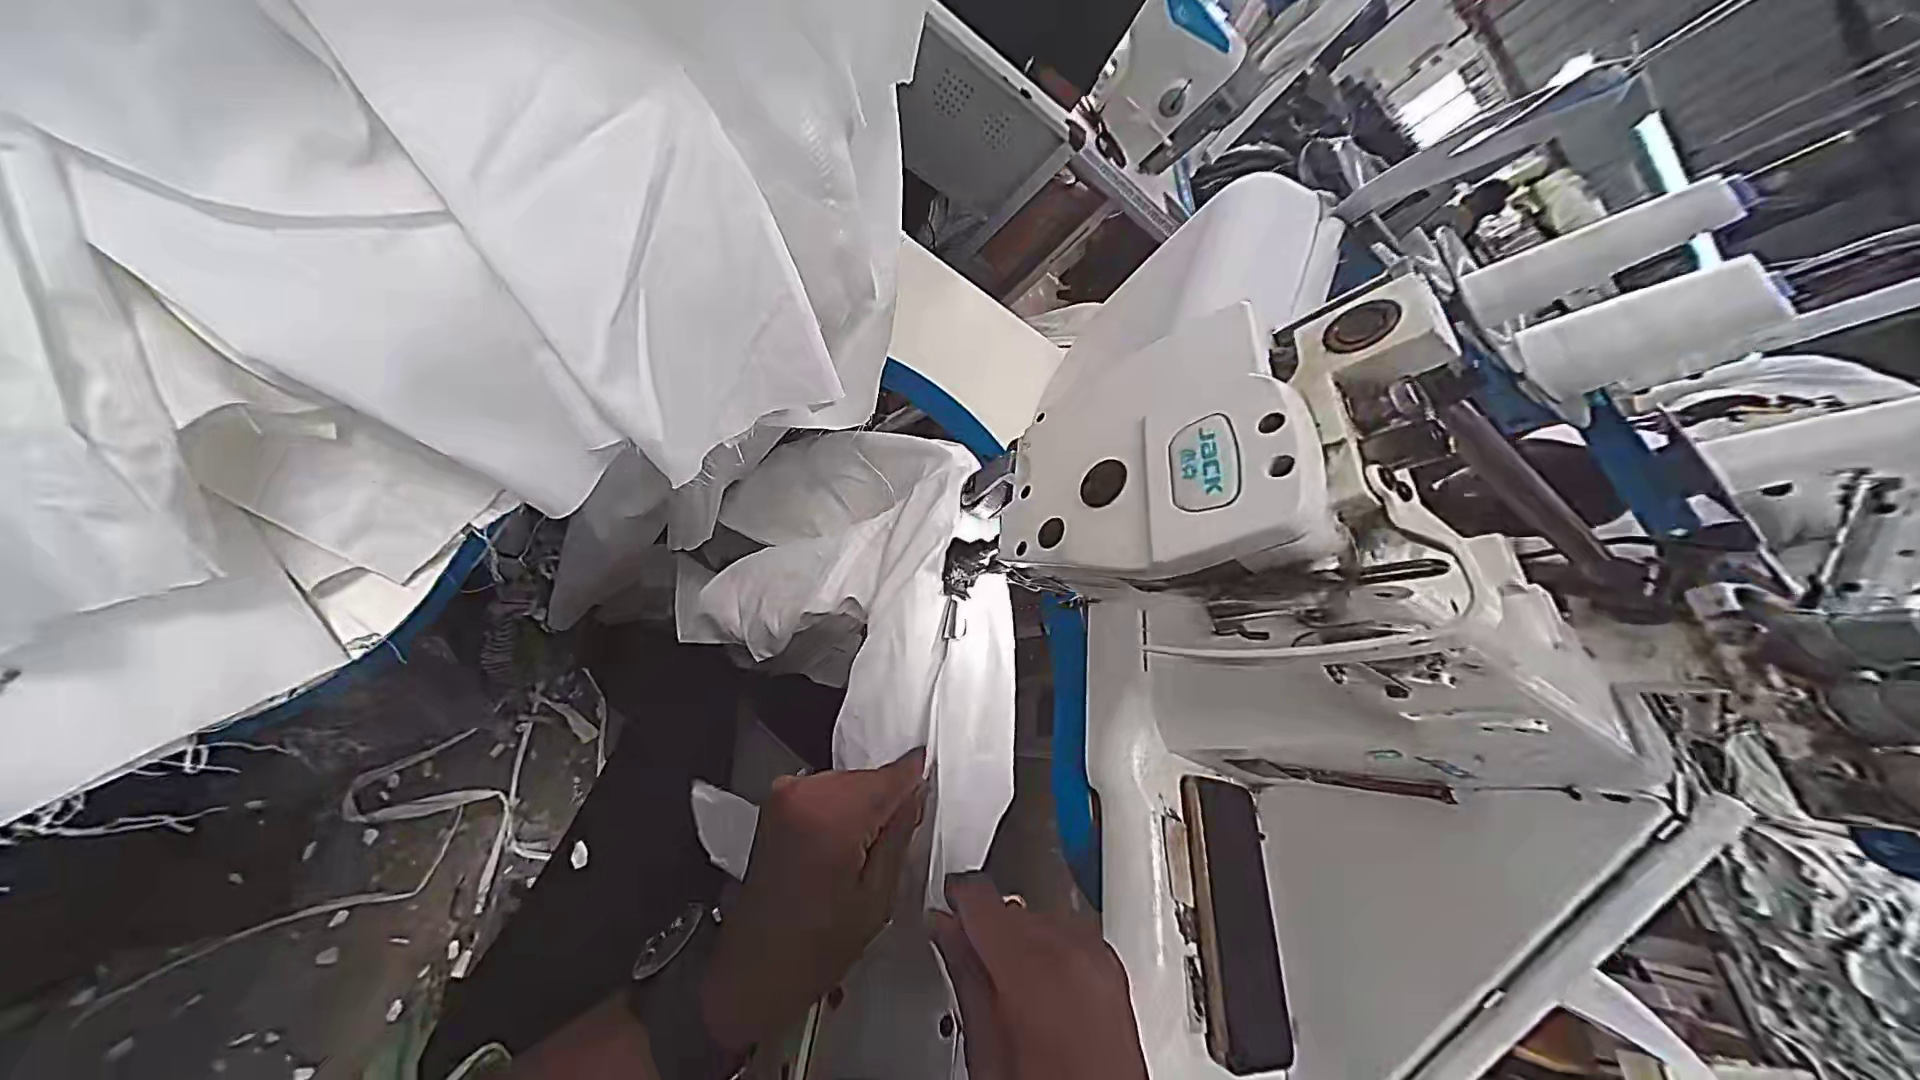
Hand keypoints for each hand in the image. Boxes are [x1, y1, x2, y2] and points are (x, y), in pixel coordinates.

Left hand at [698, 749, 926, 1051]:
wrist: (754, 966)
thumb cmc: (810, 947)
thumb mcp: (878, 896)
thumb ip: (901, 833)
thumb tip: (915, 795)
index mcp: (834, 815)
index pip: (891, 776)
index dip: (916, 778)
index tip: (928, 777)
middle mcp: (805, 794)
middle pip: (869, 778)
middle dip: (887, 800)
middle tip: (891, 841)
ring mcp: (786, 794)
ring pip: (849, 781)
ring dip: (862, 804)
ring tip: (860, 852)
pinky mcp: (776, 801)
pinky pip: (826, 789)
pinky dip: (839, 807)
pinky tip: (839, 844)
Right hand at [932, 874, 1148, 1079]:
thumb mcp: (986, 1051)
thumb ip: (965, 978)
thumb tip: (948, 933)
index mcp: (1028, 964)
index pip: (980, 896)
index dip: (957, 896)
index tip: (948, 902)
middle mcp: (1067, 948)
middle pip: (1010, 908)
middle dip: (987, 928)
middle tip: (971, 961)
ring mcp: (1095, 955)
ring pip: (1039, 917)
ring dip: (1020, 938)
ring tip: (1009, 988)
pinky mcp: (1112, 967)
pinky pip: (1069, 934)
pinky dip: (1051, 949)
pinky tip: (1042, 989)